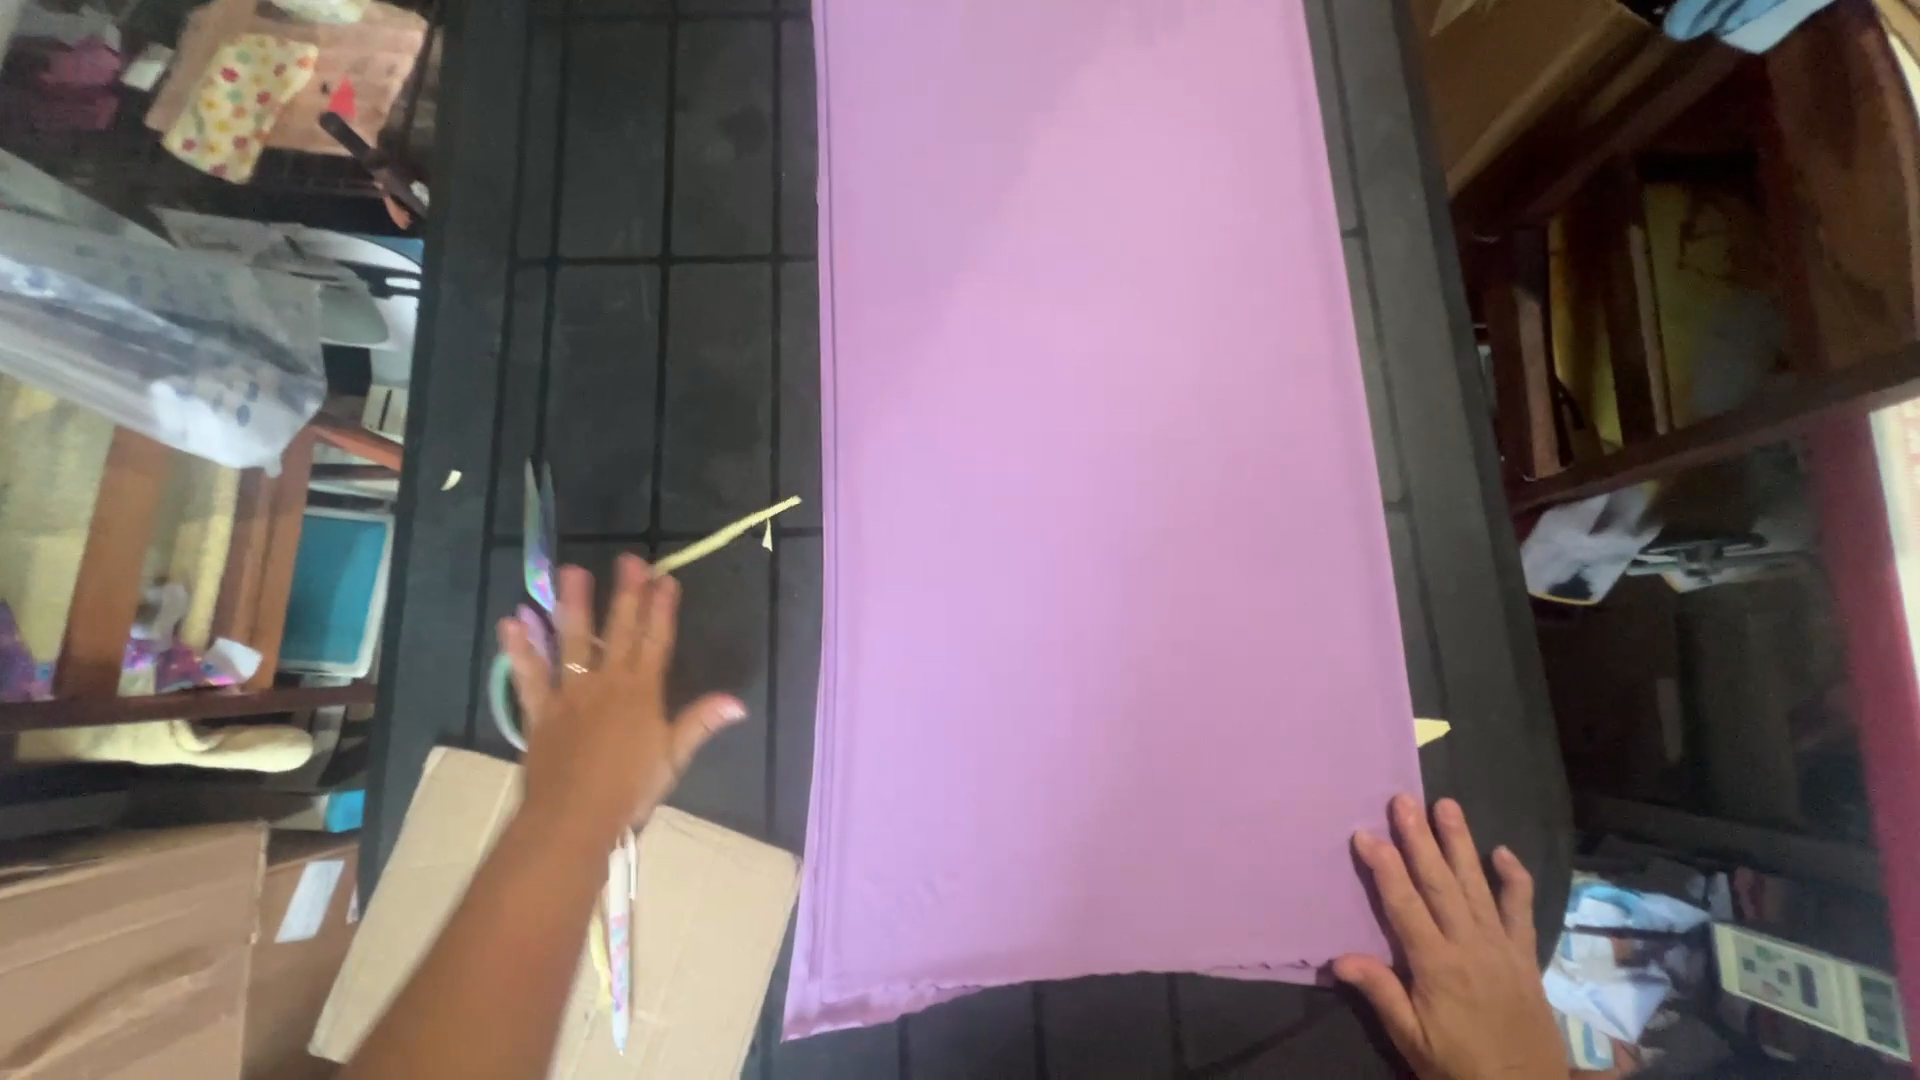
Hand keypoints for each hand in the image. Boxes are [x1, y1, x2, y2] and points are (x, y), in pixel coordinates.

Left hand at [496, 553, 746, 847]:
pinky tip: (512, 620)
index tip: (665, 578)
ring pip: (573, 642)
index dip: (662, 609)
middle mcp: (607, 684)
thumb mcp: (673, 757)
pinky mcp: (540, 711)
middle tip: (628, 559)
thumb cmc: (629, 789)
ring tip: (571, 571)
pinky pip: (529, 675)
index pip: (655, 641)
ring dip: (573, 606)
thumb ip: (700, 722)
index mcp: (642, 692)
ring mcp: (570, 694)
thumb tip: (737, 701)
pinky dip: (521, 649)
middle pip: (618, 632)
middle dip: (626, 594)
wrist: (572, 818)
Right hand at [1335, 795, 1565, 1079]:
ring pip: (1477, 886)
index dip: (1385, 867)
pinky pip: (1521, 912)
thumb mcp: (1412, 1039)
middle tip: (1403, 800)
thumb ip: (1381, 994)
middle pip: (1440, 884)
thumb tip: (1339, 959)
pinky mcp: (1525, 957)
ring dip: (1460, 843)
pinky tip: (1503, 852)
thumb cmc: (1459, 1067)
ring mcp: (1502, 948)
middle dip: (1420, 839)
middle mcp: (1470, 947)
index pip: (1404, 905)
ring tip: (1447, 806)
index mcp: (1437, 965)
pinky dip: (1514, 881)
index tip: (1365, 834)